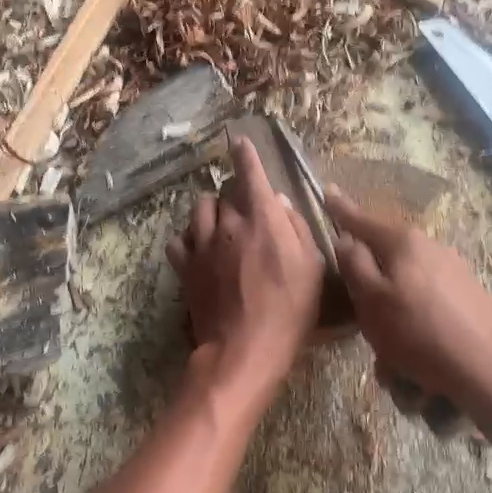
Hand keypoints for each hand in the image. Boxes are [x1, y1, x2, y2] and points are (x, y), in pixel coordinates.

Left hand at [166, 137, 323, 402]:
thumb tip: (281, 203)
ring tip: (220, 223)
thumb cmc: (288, 311)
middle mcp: (229, 223)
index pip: (251, 174)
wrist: (243, 350)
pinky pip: (180, 241)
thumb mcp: (311, 268)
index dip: (246, 154)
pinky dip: (189, 240)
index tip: (240, 142)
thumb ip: (297, 228)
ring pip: (199, 209)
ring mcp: (202, 245)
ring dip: (211, 209)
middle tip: (245, 206)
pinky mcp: (185, 267)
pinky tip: (199, 249)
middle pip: (224, 191)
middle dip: (234, 191)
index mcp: (263, 219)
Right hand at [329, 188, 491, 412]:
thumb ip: (354, 265)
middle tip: (368, 325)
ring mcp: (454, 269)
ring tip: (398, 362)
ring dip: (396, 320)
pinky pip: (429, 306)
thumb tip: (346, 239)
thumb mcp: (371, 301)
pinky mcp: (470, 295)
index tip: (327, 191)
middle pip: (386, 259)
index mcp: (403, 241)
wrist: (488, 369)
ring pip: (407, 289)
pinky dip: (419, 330)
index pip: (361, 220)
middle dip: (373, 291)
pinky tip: (423, 363)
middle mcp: (430, 246)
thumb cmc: (419, 333)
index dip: (341, 209)